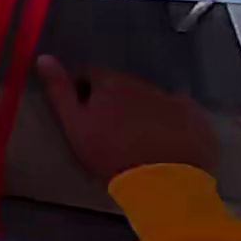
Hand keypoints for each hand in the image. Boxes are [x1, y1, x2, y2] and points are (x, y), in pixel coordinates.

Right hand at [36, 55, 218, 182]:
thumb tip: (43, 57)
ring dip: (139, 109)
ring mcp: (173, 100)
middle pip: (121, 85)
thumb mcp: (73, 122)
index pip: (88, 74)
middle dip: (112, 99)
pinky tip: (164, 140)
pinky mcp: (197, 120)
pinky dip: (169, 120)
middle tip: (107, 127)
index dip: (81, 90)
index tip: (80, 111)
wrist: (161, 183)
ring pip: (149, 99)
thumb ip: (58, 89)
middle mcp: (143, 84)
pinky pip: (178, 113)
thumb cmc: (108, 152)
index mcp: (110, 82)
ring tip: (135, 136)